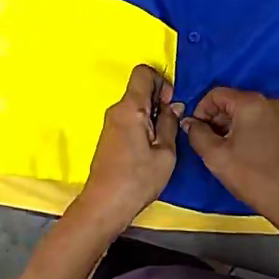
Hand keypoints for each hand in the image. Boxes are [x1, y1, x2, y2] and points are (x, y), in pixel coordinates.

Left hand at [74, 64, 178, 229]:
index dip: (161, 82)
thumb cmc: (138, 179)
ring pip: (136, 104)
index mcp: (130, 108)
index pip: (143, 73)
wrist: (104, 206)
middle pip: (140, 88)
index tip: (170, 104)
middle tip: (171, 125)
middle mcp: (117, 110)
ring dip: (153, 114)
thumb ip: (171, 123)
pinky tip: (150, 147)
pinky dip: (143, 124)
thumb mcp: (165, 152)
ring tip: (162, 140)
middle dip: (159, 100)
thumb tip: (173, 106)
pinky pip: (129, 117)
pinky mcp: (109, 136)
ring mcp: (110, 123)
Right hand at [181, 88, 278, 231]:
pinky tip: (239, 153)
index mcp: (251, 102)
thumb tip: (190, 123)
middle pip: (231, 101)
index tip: (195, 132)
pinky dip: (243, 132)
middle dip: (214, 119)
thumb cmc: (253, 175)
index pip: (216, 93)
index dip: (200, 110)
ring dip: (228, 127)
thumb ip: (197, 135)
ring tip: (222, 152)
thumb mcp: (216, 156)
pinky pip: (257, 121)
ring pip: (244, 113)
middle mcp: (268, 102)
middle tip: (206, 144)